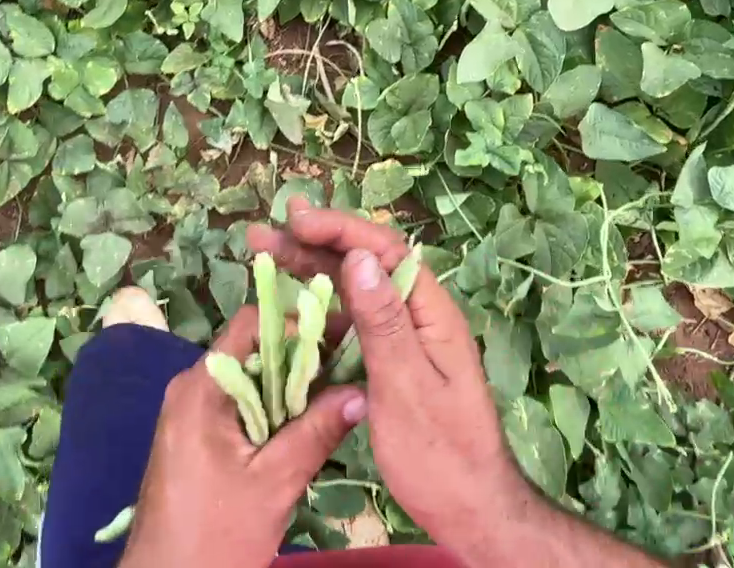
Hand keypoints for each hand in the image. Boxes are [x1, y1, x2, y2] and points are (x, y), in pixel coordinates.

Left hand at [117, 305, 368, 567]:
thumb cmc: (215, 536)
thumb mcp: (274, 483)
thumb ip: (316, 431)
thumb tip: (362, 391)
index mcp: (201, 387)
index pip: (250, 325)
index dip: (294, 324)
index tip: (337, 338)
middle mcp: (191, 386)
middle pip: (250, 349)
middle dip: (298, 356)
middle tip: (345, 366)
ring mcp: (189, 410)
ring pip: (246, 377)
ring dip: (286, 384)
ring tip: (334, 392)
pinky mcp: (194, 434)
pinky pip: (237, 402)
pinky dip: (269, 406)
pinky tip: (302, 422)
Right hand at [248, 204, 533, 555]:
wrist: (470, 513)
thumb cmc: (441, 454)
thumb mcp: (406, 386)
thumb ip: (383, 321)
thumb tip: (359, 257)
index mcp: (429, 310)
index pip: (382, 250)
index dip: (337, 230)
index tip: (294, 222)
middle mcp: (416, 314)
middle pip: (362, 263)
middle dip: (312, 244)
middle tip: (263, 234)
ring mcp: (401, 337)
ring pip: (352, 290)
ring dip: (310, 271)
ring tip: (266, 256)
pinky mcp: (387, 361)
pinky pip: (349, 323)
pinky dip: (317, 311)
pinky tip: (288, 311)